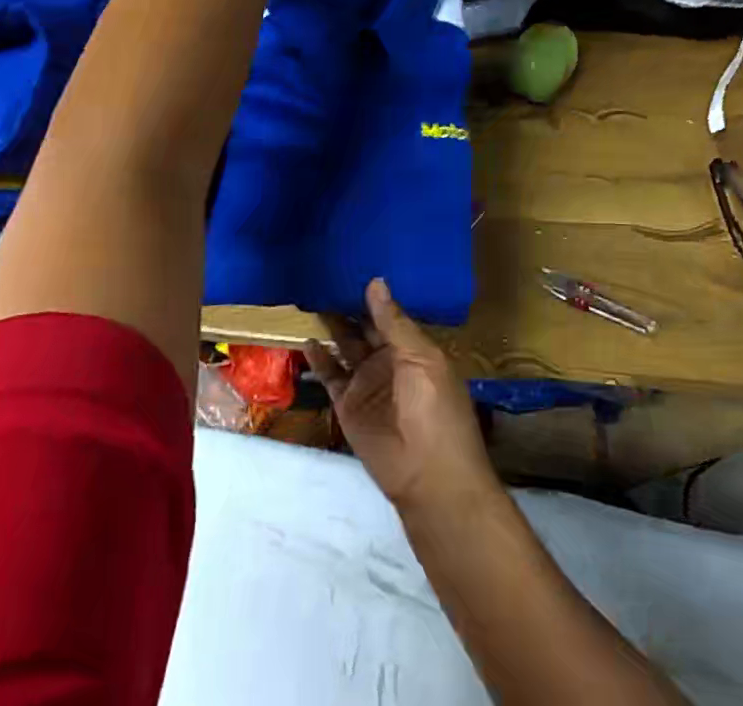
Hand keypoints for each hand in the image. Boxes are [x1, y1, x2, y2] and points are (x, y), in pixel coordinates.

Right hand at [304, 279, 498, 510]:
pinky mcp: (347, 404)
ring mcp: (366, 383)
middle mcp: (388, 362)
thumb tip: (376, 282)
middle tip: (322, 277)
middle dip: (346, 307)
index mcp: (414, 349)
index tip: (350, 265)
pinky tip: (306, 339)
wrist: (429, 476)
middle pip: (362, 328)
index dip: (372, 294)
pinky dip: (318, 359)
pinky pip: (329, 375)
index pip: (388, 315)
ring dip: (329, 328)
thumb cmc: (435, 411)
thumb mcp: (421, 359)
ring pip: (343, 348)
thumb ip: (394, 323)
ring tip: (309, 300)